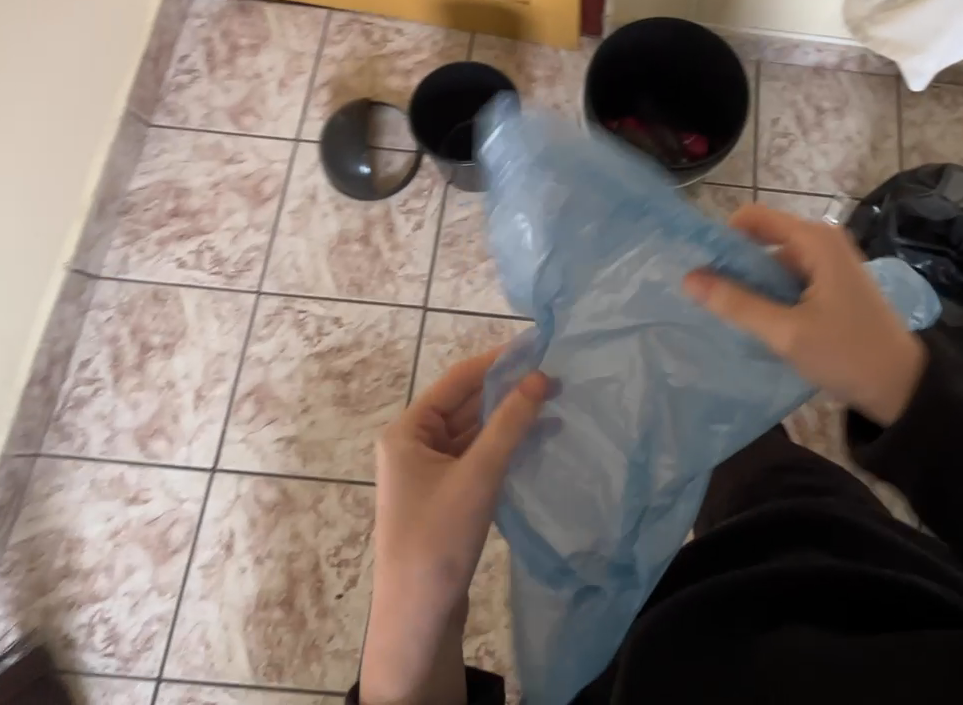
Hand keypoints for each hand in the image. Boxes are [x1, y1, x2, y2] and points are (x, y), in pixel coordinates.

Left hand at [361, 351, 549, 704]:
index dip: (497, 360)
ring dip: (510, 417)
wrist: (418, 617)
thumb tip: (541, 376)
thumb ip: (510, 423)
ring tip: (554, 399)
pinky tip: (538, 436)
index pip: (458, 380)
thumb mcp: (479, 475)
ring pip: (475, 430)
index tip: (537, 346)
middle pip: (467, 403)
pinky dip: (505, 443)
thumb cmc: (438, 537)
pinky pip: (478, 454)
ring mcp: (430, 470)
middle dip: (508, 389)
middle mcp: (415, 443)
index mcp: (408, 430)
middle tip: (555, 373)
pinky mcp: (447, 493)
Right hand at [684, 203, 925, 425]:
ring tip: (731, 315)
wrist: (904, 388)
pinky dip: (772, 294)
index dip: (723, 238)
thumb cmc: (848, 354)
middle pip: (762, 239)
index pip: (752, 217)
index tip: (701, 269)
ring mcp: (830, 262)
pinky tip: (760, 321)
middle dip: (735, 265)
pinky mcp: (833, 284)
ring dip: (753, 284)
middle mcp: (822, 240)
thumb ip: (737, 303)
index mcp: (814, 239)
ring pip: (774, 262)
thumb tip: (689, 278)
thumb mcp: (786, 332)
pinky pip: (790, 278)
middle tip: (711, 300)